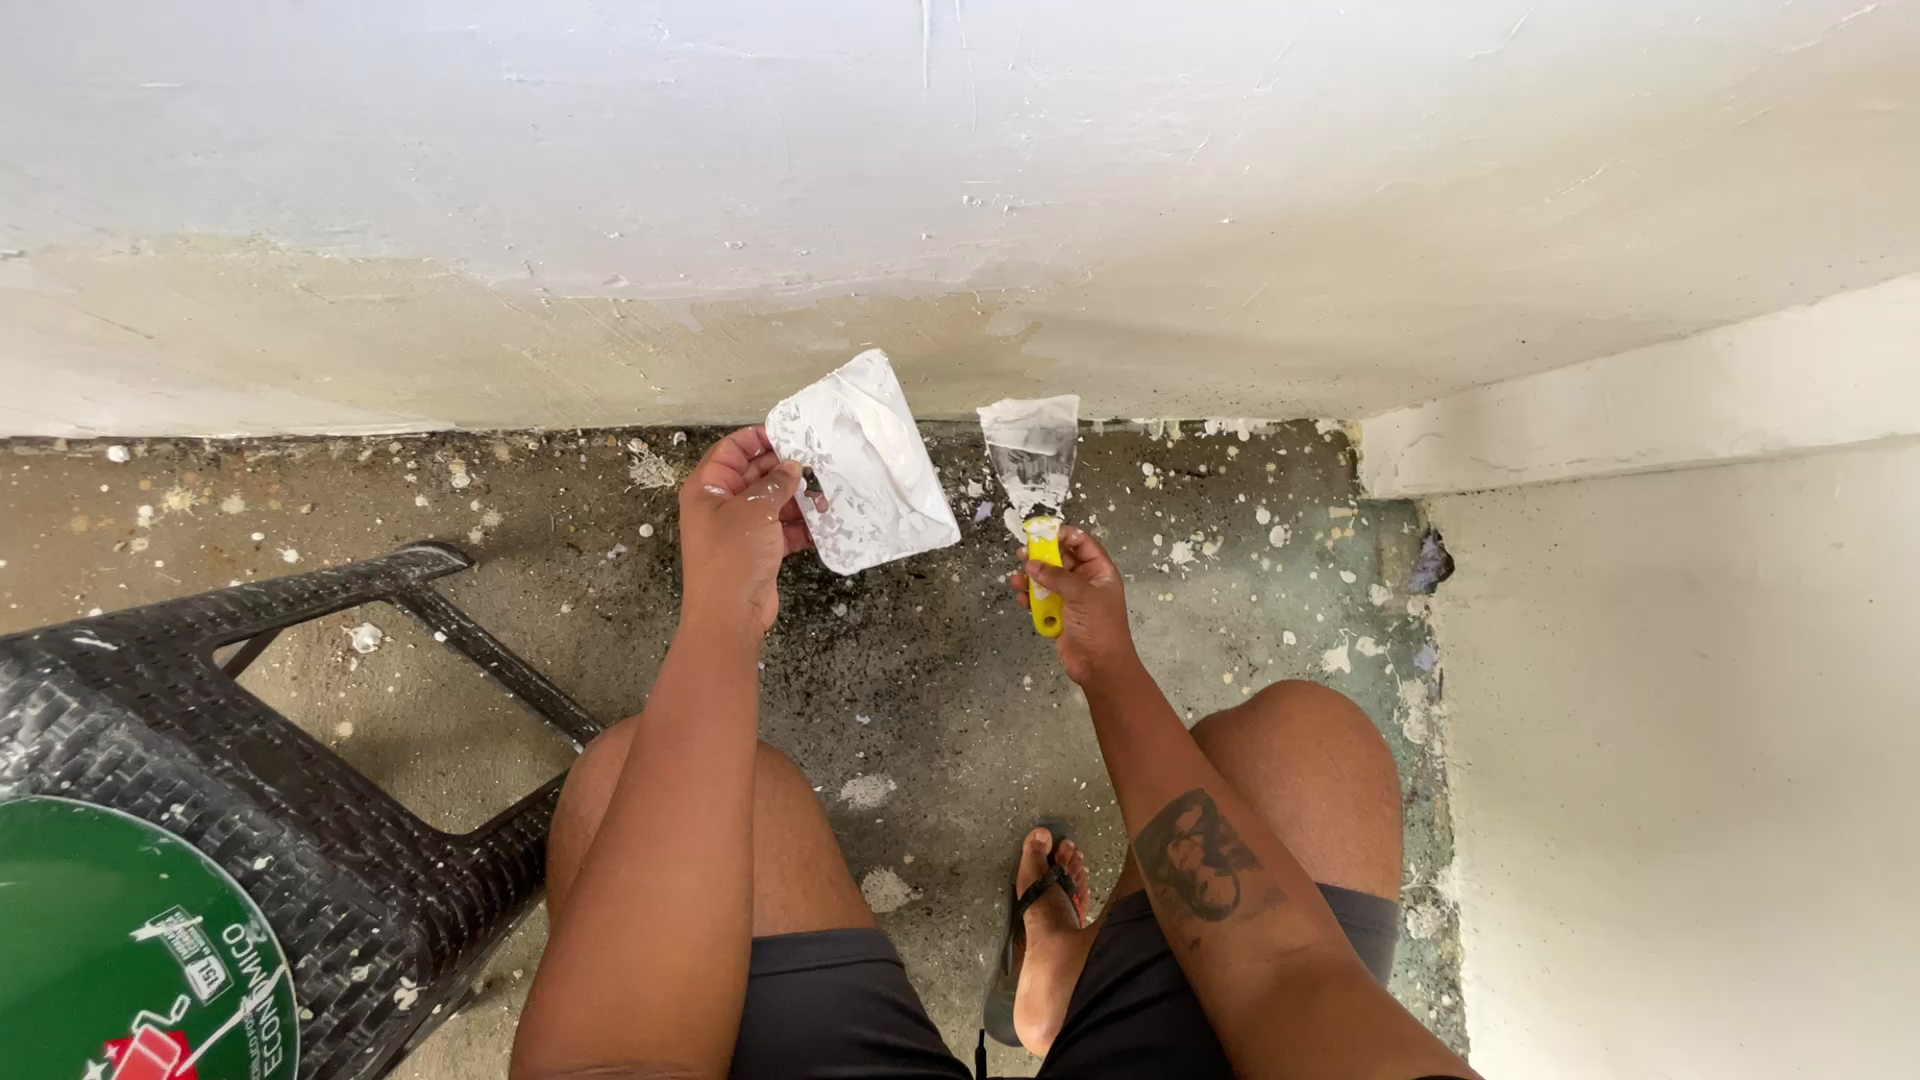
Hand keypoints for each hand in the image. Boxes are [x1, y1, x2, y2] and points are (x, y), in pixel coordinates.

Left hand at [678, 427, 810, 633]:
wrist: (729, 614)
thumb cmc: (732, 557)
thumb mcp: (754, 511)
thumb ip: (775, 483)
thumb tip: (792, 466)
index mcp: (708, 487)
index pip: (732, 450)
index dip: (758, 439)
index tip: (790, 434)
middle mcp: (722, 504)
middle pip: (755, 474)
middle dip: (785, 470)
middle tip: (817, 463)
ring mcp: (741, 528)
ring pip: (773, 501)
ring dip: (798, 499)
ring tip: (826, 494)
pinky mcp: (759, 549)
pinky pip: (782, 527)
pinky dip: (801, 525)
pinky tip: (824, 521)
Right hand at [1007, 525, 1139, 685]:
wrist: (1100, 666)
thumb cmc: (1098, 626)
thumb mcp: (1081, 595)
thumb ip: (1056, 577)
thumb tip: (1031, 564)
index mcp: (1100, 572)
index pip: (1083, 544)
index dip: (1065, 535)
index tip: (1043, 532)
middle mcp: (1085, 582)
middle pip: (1061, 560)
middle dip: (1042, 556)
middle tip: (1022, 553)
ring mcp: (1071, 599)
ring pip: (1048, 580)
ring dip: (1032, 578)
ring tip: (1016, 579)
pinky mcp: (1058, 615)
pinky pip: (1041, 600)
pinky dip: (1030, 599)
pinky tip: (1021, 599)